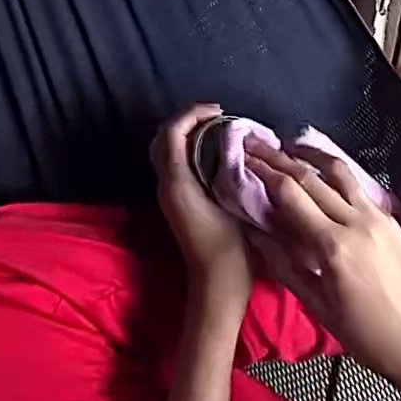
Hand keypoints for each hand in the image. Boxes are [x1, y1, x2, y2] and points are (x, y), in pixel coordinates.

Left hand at [153, 105, 251, 302]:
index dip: (193, 113)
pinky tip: (215, 151)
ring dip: (188, 132)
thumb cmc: (231, 252)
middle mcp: (165, 184)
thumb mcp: (237, 206)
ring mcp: (167, 193)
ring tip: (218, 128)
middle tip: (217, 115)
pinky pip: (175, 161)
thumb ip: (232, 170)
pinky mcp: (175, 200)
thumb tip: (237, 141)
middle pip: (164, 136)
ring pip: (167, 148)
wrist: (216, 289)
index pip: (172, 131)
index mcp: (176, 182)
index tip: (220, 111)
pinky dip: (190, 147)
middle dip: (188, 118)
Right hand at [245, 139, 400, 386]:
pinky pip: (356, 184)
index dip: (264, 172)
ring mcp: (376, 217)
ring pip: (337, 170)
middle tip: (255, 144)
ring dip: (309, 153)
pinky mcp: (390, 219)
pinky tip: (321, 169)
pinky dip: (333, 170)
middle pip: (309, 176)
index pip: (290, 194)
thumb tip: (256, 232)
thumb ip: (283, 263)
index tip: (245, 159)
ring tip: (288, 144)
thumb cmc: (369, 336)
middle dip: (277, 157)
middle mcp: (356, 223)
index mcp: (333, 247)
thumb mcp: (317, 306)